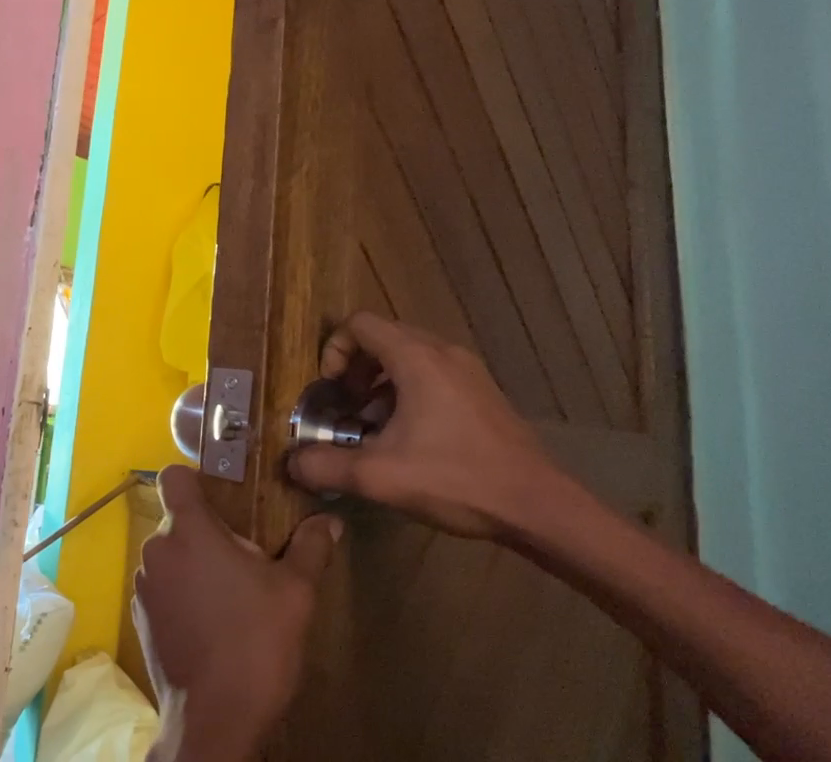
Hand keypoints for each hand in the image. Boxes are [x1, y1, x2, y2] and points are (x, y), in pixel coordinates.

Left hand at [133, 466, 338, 760]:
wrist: (214, 718)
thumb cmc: (254, 643)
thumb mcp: (295, 592)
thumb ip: (310, 548)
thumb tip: (329, 521)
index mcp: (188, 529)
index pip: (174, 476)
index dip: (195, 478)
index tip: (223, 495)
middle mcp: (155, 549)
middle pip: (176, 519)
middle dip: (207, 530)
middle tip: (245, 556)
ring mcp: (143, 584)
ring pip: (168, 554)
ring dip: (192, 562)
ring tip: (230, 592)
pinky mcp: (139, 617)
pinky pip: (160, 586)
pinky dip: (180, 592)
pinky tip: (210, 621)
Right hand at [288, 311, 570, 539]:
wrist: (538, 507)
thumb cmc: (456, 479)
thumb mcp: (379, 477)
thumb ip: (326, 466)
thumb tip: (292, 464)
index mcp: (416, 359)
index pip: (360, 324)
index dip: (333, 349)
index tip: (330, 389)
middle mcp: (443, 353)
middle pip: (384, 337)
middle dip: (354, 368)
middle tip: (345, 407)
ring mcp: (468, 372)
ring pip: (409, 357)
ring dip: (380, 383)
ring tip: (372, 426)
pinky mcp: (483, 394)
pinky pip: (433, 375)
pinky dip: (408, 393)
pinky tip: (408, 440)